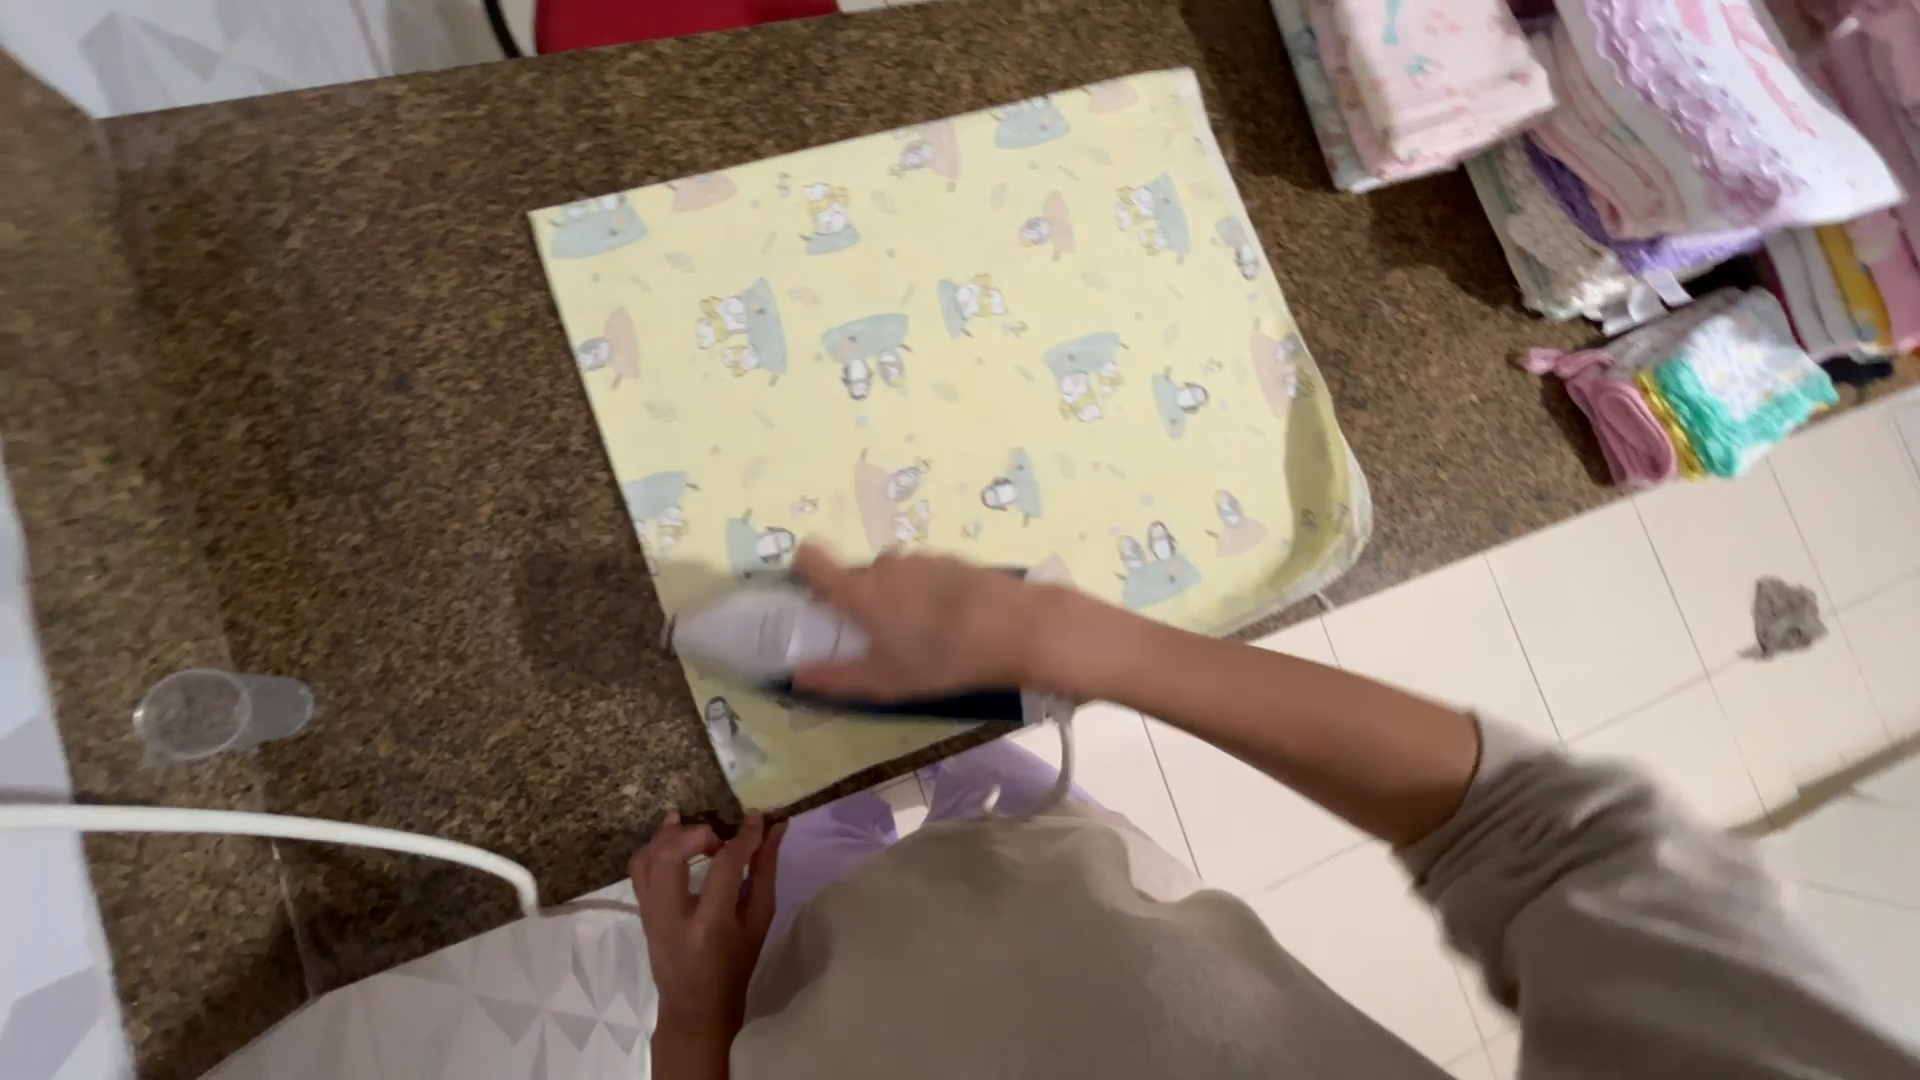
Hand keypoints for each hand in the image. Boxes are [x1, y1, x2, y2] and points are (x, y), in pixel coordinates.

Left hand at [631, 811, 786, 1077]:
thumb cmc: (736, 965)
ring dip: (672, 834)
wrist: (695, 1007)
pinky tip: (674, 831)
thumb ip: (766, 869)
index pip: (724, 866)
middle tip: (720, 837)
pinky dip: (655, 844)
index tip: (757, 817)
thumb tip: (775, 827)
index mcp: (710, 924)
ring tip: (698, 828)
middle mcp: (673, 918)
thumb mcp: (759, 920)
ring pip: (647, 859)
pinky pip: (639, 869)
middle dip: (698, 833)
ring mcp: (651, 916)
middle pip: (670, 857)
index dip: (744, 836)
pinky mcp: (642, 913)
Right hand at [789, 542, 1045, 700]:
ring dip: (899, 597)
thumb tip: (797, 677)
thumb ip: (836, 678)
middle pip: (859, 575)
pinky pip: (926, 574)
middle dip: (864, 600)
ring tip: (925, 634)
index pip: (812, 558)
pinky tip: (953, 621)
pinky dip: (929, 592)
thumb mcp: (885, 681)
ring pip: (896, 575)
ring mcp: (921, 558)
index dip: (806, 570)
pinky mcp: (952, 559)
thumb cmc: (940, 657)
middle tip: (883, 636)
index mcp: (859, 590)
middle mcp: (885, 565)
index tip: (818, 598)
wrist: (1015, 627)